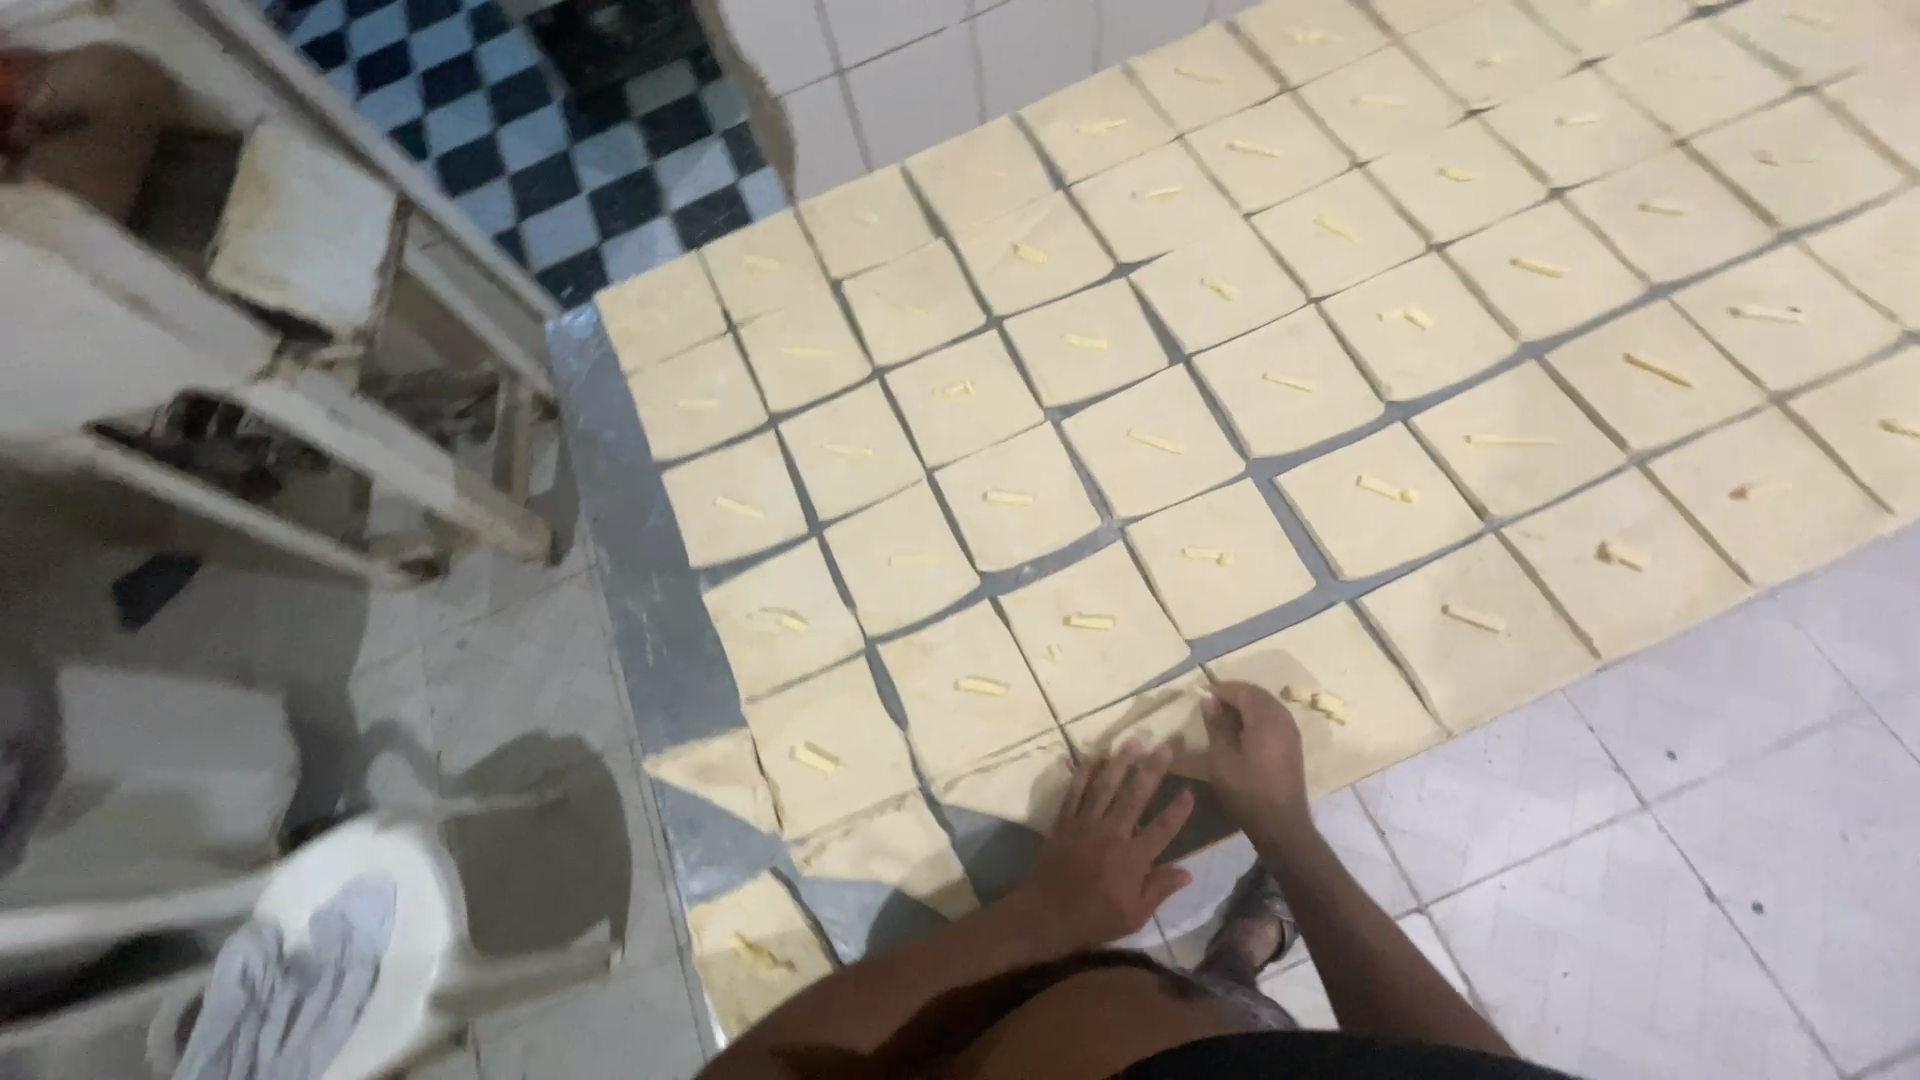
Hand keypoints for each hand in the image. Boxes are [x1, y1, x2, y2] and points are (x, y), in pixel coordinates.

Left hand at [1011, 743, 1193, 953]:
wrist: (1043, 915)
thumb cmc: (1092, 920)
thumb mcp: (1133, 917)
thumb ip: (1159, 889)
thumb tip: (1186, 871)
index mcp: (1132, 859)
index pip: (1162, 829)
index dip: (1178, 810)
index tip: (1190, 791)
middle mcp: (1111, 834)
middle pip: (1135, 795)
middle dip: (1152, 769)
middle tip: (1166, 746)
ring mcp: (1086, 823)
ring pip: (1106, 785)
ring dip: (1121, 761)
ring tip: (1134, 741)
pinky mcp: (1065, 821)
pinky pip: (1076, 790)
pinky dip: (1085, 772)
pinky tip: (1094, 755)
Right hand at [1203, 682, 1311, 836]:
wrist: (1281, 823)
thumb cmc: (1246, 790)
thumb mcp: (1222, 758)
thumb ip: (1216, 726)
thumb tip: (1209, 701)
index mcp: (1265, 720)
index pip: (1244, 691)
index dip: (1222, 689)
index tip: (1202, 695)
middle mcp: (1283, 720)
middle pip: (1258, 694)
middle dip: (1235, 693)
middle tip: (1212, 702)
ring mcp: (1291, 732)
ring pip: (1268, 704)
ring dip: (1246, 704)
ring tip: (1224, 714)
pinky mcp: (1293, 744)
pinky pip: (1274, 717)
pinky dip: (1257, 715)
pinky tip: (1242, 729)